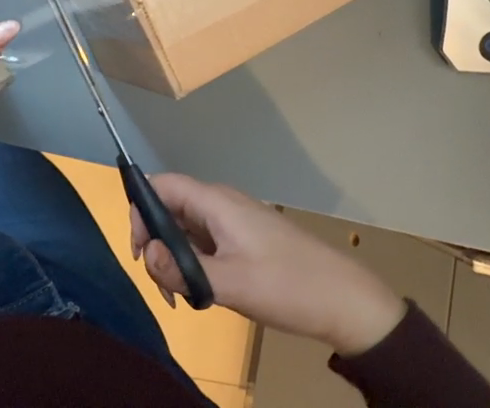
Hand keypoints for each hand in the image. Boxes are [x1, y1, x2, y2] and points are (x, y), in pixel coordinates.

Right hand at [132, 174, 406, 355]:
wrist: (350, 302)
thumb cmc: (289, 287)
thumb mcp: (231, 284)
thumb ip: (182, 270)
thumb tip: (145, 254)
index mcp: (216, 202)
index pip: (160, 186)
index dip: (139, 211)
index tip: (139, 252)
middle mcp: (221, 204)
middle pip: (170, 208)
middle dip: (156, 243)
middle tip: (163, 287)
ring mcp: (235, 222)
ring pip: (187, 228)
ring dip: (175, 258)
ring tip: (182, 298)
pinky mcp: (245, 240)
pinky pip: (206, 242)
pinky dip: (195, 263)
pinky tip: (202, 293)